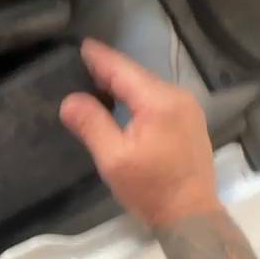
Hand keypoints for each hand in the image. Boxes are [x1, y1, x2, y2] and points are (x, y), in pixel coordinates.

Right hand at [60, 40, 221, 228]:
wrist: (190, 213)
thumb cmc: (150, 188)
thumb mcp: (113, 159)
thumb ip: (91, 125)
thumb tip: (69, 100)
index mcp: (158, 102)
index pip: (123, 70)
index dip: (100, 58)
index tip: (82, 45)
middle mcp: (177, 97)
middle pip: (137, 76)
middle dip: (109, 69)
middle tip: (80, 64)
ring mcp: (187, 109)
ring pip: (147, 87)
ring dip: (122, 83)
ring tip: (94, 80)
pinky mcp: (188, 121)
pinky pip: (156, 98)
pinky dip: (135, 95)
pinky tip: (120, 102)